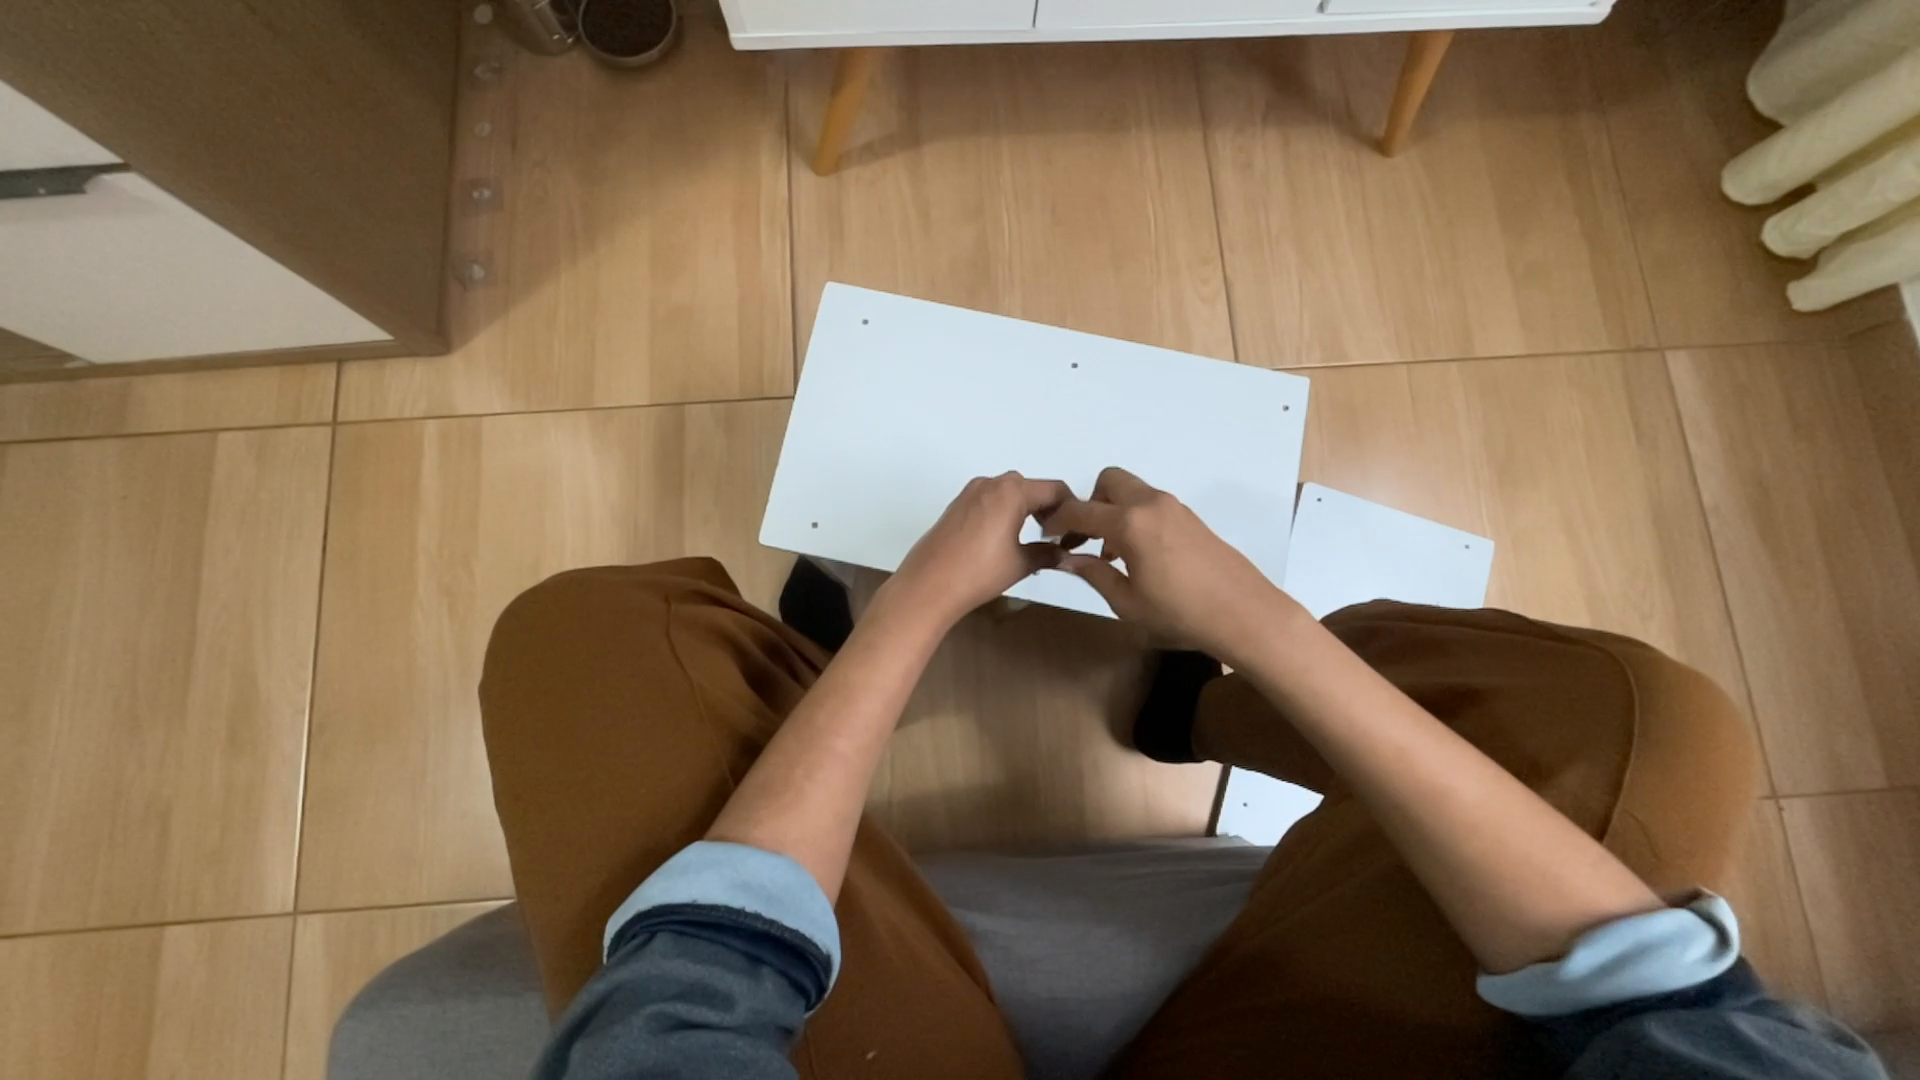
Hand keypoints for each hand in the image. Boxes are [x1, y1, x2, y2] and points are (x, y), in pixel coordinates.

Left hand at [883, 471, 1073, 628]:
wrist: (927, 586)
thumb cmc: (978, 573)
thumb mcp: (1021, 563)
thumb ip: (1048, 553)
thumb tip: (1065, 555)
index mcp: (1011, 491)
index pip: (1055, 490)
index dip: (1072, 510)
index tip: (1077, 533)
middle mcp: (991, 483)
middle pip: (1032, 488)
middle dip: (1049, 509)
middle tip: (1059, 538)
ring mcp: (970, 492)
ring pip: (1010, 492)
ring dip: (1027, 510)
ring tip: (1035, 540)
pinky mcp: (957, 505)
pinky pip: (991, 500)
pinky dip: (1006, 512)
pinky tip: (1007, 539)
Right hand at [1039, 466, 1305, 662]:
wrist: (1245, 614)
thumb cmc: (1179, 614)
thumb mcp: (1127, 603)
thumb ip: (1093, 574)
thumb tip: (1066, 558)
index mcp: (1129, 523)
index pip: (1080, 510)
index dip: (1057, 520)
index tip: (1046, 534)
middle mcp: (1151, 504)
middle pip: (1110, 481)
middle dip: (1090, 503)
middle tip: (1084, 538)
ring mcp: (1175, 508)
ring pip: (1132, 491)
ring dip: (1114, 511)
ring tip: (1110, 555)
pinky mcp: (1191, 519)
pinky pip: (1151, 505)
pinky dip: (1135, 518)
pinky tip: (1138, 556)